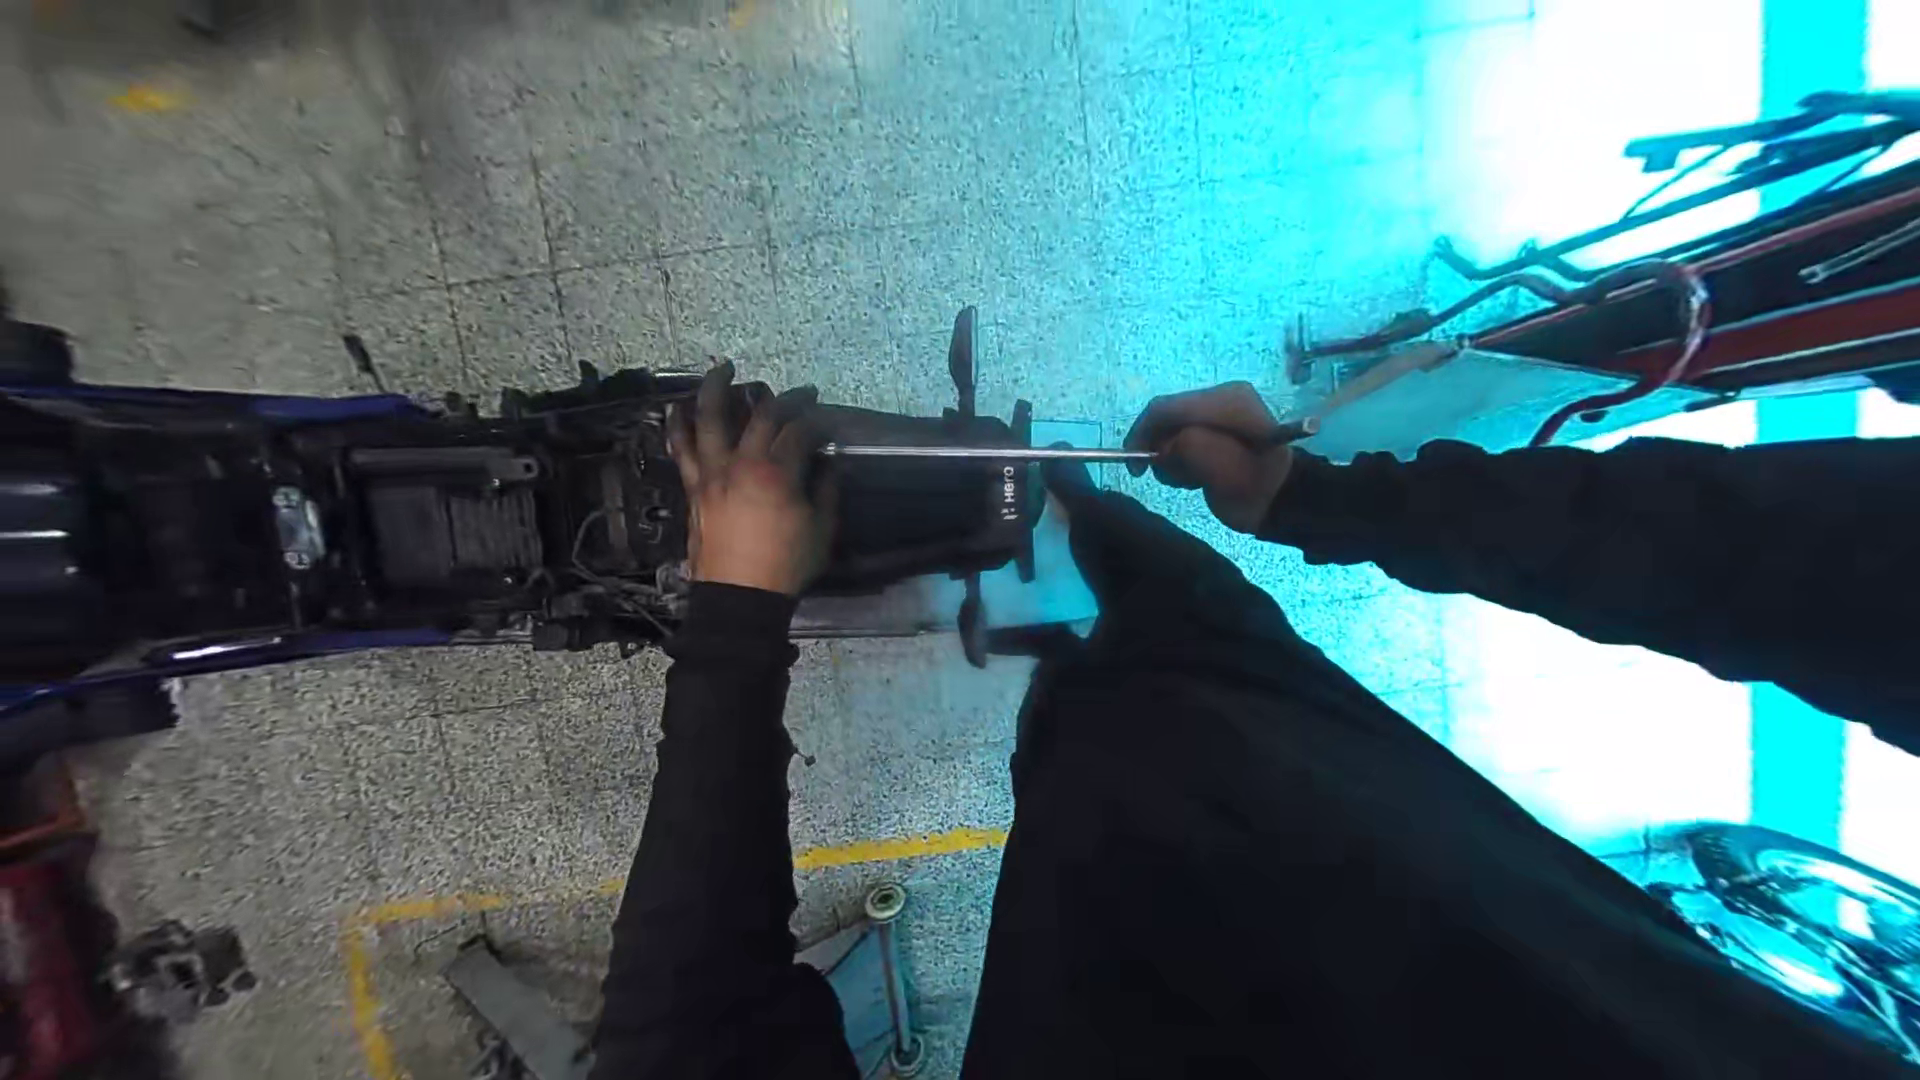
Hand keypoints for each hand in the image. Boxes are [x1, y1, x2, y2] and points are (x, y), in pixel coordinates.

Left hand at [668, 363, 836, 596]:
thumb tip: (828, 464)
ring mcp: (712, 472)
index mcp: (777, 473)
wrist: (740, 596)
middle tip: (803, 394)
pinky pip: (682, 450)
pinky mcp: (695, 487)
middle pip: (763, 417)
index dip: (819, 422)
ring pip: (710, 419)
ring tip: (723, 368)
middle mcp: (741, 462)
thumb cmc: (787, 564)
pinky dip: (677, 427)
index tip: (831, 423)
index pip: (801, 432)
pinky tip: (677, 409)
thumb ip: (827, 490)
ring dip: (717, 389)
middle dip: (787, 400)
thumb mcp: (822, 529)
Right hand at [1122, 381, 1293, 533]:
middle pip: (1165, 419)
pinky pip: (1179, 440)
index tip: (1135, 469)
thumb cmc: (1252, 486)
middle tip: (1173, 479)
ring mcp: (1217, 414)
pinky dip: (1179, 461)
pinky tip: (1196, 475)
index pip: (1165, 407)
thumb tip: (1165, 448)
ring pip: (1168, 433)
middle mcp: (1220, 398)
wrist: (1281, 504)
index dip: (1141, 435)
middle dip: (1160, 451)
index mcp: (1226, 399)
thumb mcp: (1219, 467)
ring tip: (1191, 480)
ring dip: (1171, 460)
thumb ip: (1186, 445)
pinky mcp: (1213, 430)